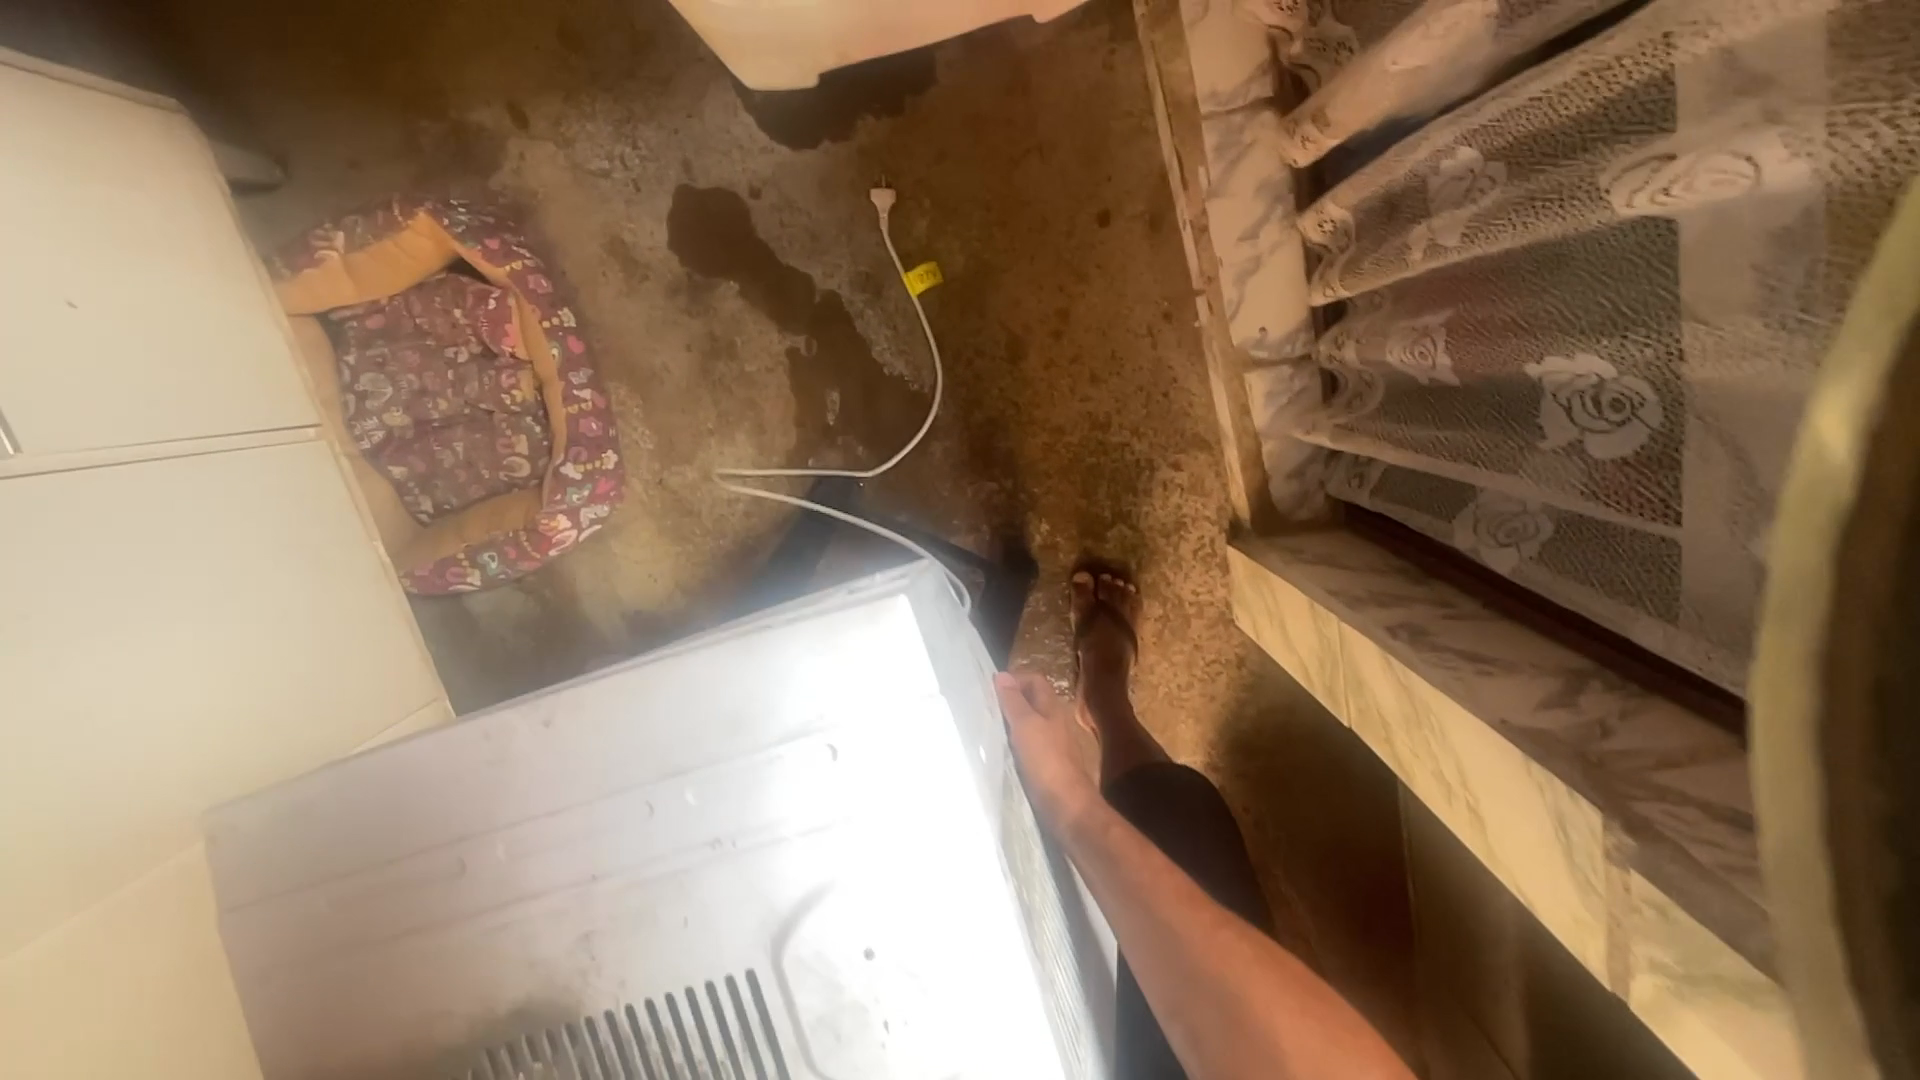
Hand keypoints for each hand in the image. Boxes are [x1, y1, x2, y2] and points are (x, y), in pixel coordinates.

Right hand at [995, 671, 1101, 833]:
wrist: (1066, 805)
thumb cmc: (1045, 760)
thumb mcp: (1025, 725)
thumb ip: (1013, 701)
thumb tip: (1002, 675)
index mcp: (1053, 708)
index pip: (1035, 680)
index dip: (1015, 679)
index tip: (992, 690)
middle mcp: (1056, 722)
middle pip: (1033, 702)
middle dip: (1010, 702)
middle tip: (986, 709)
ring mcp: (1054, 745)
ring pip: (1030, 725)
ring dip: (1011, 725)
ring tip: (989, 730)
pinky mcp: (1049, 766)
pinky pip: (1030, 747)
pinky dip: (1015, 745)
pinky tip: (1002, 754)